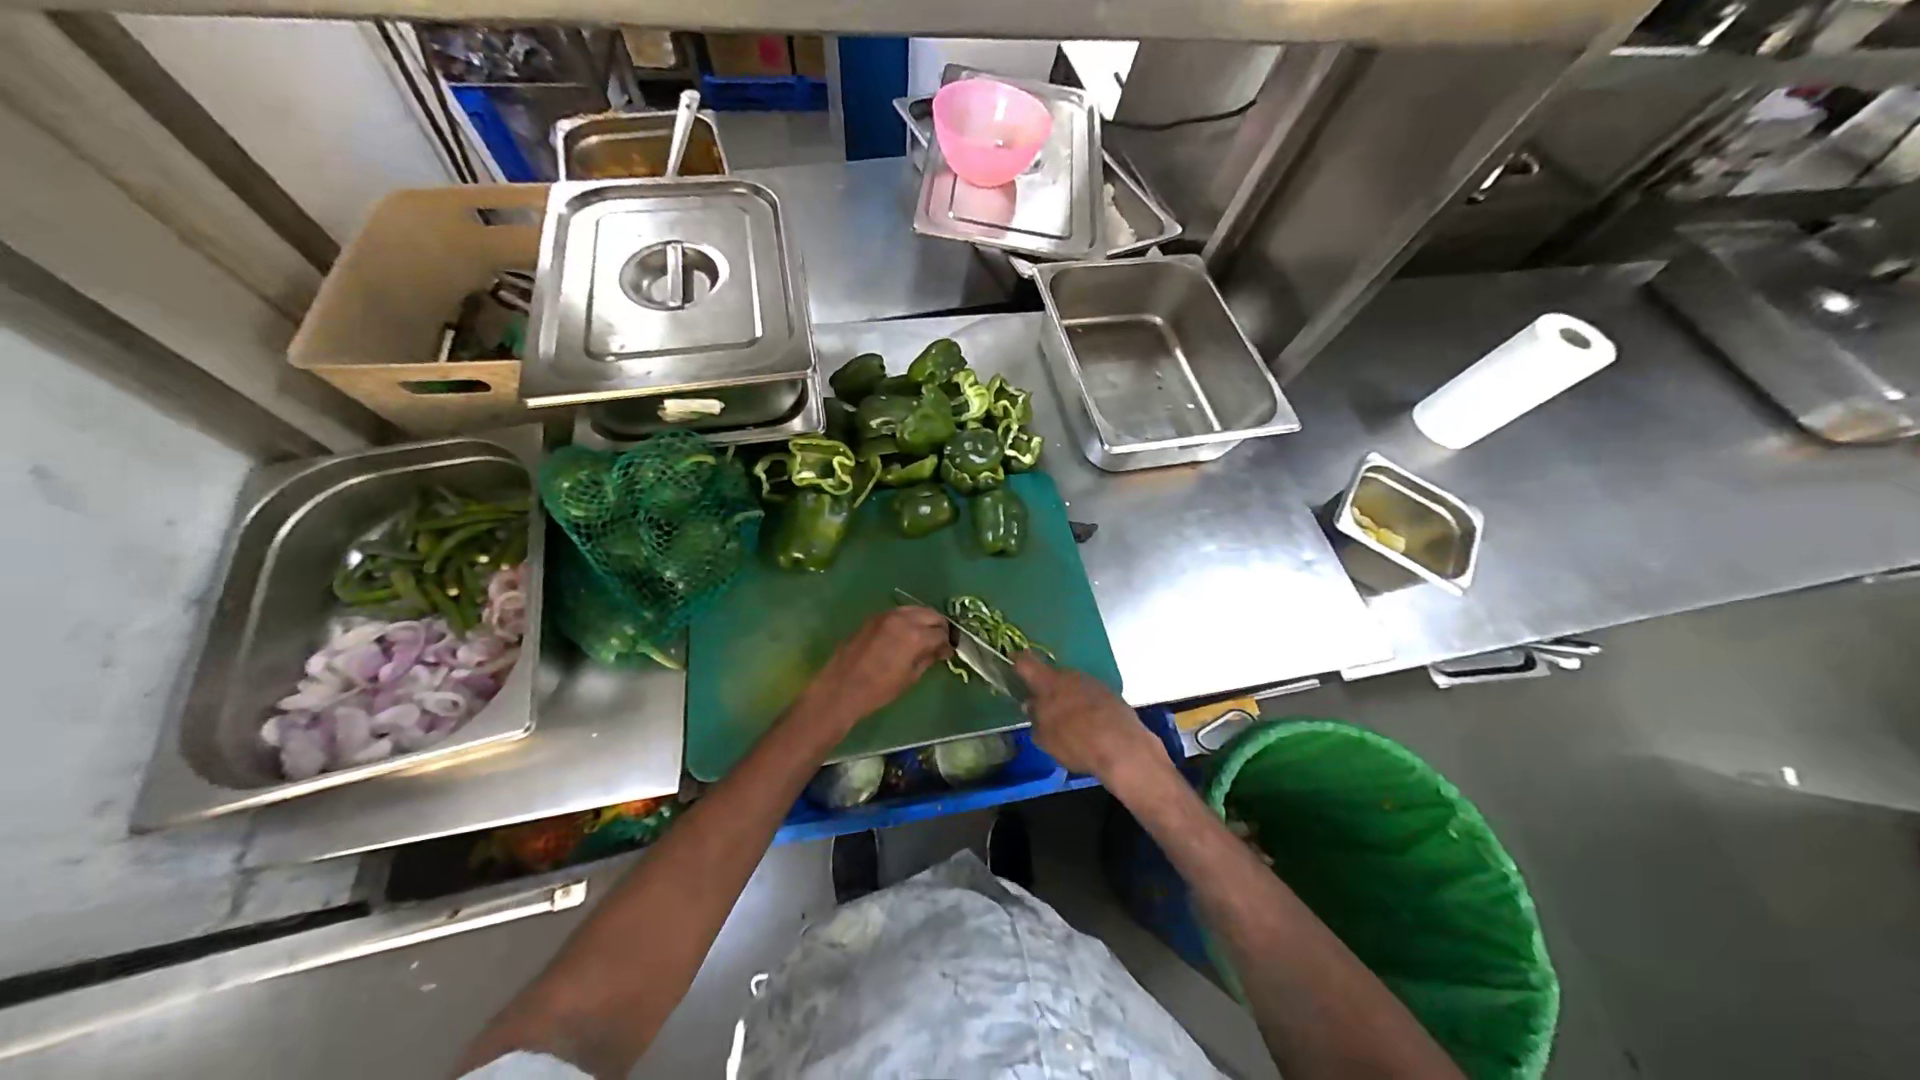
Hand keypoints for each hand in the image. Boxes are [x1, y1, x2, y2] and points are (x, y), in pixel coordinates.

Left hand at [794, 606, 951, 733]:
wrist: (841, 688)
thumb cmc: (879, 689)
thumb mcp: (910, 677)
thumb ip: (928, 658)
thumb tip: (940, 650)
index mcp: (915, 636)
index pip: (941, 633)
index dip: (948, 644)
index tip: (947, 653)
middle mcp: (903, 619)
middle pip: (931, 614)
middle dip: (939, 627)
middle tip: (940, 642)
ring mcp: (886, 615)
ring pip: (915, 609)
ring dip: (924, 620)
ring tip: (924, 636)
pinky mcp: (873, 617)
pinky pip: (899, 612)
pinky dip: (908, 619)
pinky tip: (906, 634)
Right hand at [1017, 652, 1170, 791]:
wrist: (1123, 747)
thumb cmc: (1076, 741)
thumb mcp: (1045, 738)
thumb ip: (1035, 718)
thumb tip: (1032, 706)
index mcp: (1048, 683)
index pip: (1026, 663)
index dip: (1017, 662)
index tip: (1012, 662)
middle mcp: (1070, 676)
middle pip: (1052, 676)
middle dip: (1046, 689)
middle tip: (1042, 708)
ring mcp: (1093, 683)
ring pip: (1072, 686)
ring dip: (1067, 697)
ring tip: (1067, 721)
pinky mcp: (1111, 694)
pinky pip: (1089, 696)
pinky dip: (1085, 706)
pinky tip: (1088, 726)